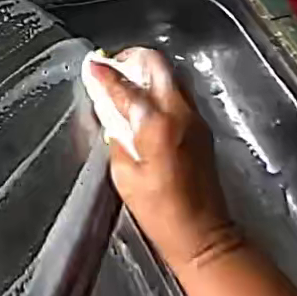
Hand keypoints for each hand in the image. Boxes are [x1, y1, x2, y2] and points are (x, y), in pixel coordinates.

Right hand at [85, 48, 240, 269]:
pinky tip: (144, 103)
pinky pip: (177, 92)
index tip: (91, 65)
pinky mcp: (202, 127)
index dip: (103, 73)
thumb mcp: (124, 175)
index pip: (125, 86)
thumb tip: (110, 113)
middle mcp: (180, 113)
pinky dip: (158, 87)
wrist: (205, 237)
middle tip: (113, 67)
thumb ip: (116, 136)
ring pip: (170, 74)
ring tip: (127, 83)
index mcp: (157, 125)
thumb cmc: (160, 212)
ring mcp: (195, 118)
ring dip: (147, 71)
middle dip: (132, 58)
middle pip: (157, 64)